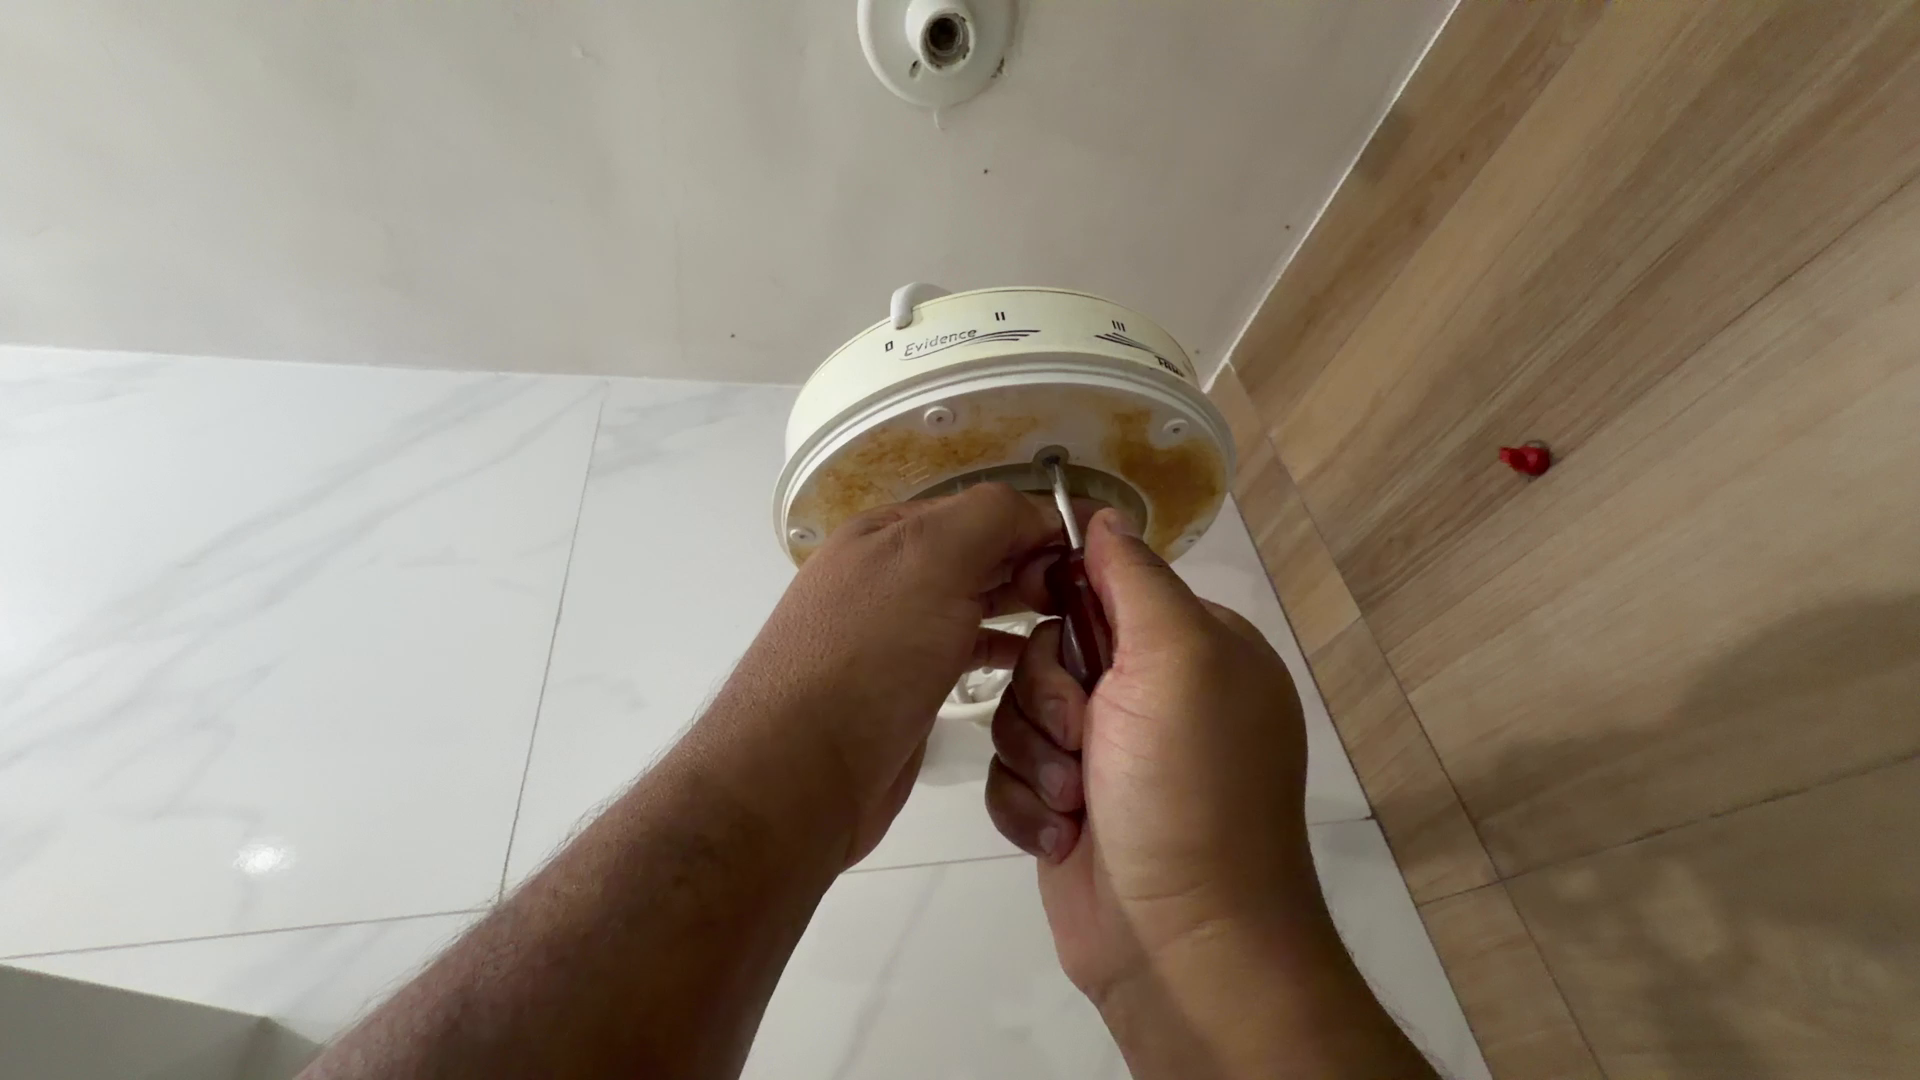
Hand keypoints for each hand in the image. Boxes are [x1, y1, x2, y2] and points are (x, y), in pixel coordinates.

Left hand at [711, 483, 1064, 866]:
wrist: (800, 773)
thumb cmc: (868, 654)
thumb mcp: (929, 560)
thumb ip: (989, 518)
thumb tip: (1039, 513)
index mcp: (890, 533)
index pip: (982, 510)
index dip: (1039, 522)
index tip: (1095, 551)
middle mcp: (892, 575)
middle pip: (982, 553)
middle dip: (1037, 563)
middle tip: (1091, 594)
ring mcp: (899, 632)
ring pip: (977, 602)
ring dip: (1026, 604)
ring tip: (1078, 622)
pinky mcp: (909, 684)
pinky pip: (968, 648)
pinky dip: (1004, 646)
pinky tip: (1036, 658)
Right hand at [984, 509, 1321, 999]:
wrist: (1179, 942)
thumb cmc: (1187, 787)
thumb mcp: (1178, 659)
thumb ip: (1136, 578)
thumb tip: (1104, 515)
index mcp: (1191, 649)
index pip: (1105, 586)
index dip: (1067, 603)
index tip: (1053, 629)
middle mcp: (1150, 694)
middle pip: (1049, 649)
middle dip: (1049, 698)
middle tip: (1085, 740)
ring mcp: (1106, 751)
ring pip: (1019, 710)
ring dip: (1036, 757)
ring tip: (1074, 804)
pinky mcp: (1066, 800)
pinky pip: (1011, 768)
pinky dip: (1025, 801)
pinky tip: (1060, 835)